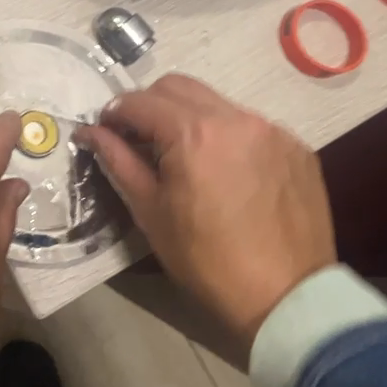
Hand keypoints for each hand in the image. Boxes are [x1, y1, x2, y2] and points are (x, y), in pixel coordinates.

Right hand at [77, 74, 335, 349]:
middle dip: (149, 105)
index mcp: (193, 133)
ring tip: (183, 154)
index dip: (114, 114)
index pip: (139, 101)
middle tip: (139, 139)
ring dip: (188, 116)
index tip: (105, 133)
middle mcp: (234, 117)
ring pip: (214, 101)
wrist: (287, 300)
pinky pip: (248, 124)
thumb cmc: (206, 260)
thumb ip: (117, 160)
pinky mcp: (296, 147)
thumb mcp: (149, 211)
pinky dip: (225, 134)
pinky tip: (224, 170)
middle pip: (176, 87)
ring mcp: (271, 129)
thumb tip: (90, 132)